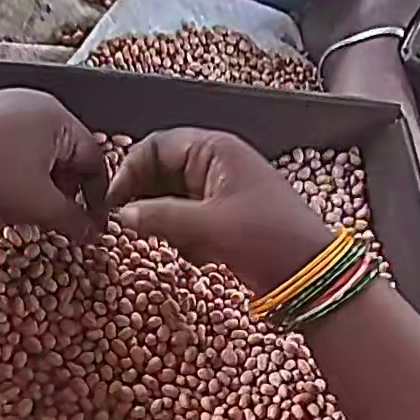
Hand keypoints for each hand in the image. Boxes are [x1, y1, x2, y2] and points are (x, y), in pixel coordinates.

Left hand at [0, 89, 107, 242]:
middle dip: (68, 190)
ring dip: (44, 183)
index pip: (94, 159)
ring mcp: (4, 105)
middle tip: (60, 219)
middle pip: (68, 153)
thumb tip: (92, 233)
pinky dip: (20, 170)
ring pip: (41, 151)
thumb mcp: (42, 206)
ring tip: (31, 208)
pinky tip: (7, 191)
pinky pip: (15, 144)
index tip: (93, 225)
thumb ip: (74, 221)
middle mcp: (34, 102)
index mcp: (58, 117)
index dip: (97, 197)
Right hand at [106, 129, 332, 295]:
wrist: (307, 272)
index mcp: (214, 150)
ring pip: (172, 202)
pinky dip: (185, 239)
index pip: (156, 147)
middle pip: (161, 173)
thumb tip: (120, 216)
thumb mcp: (208, 227)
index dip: (129, 172)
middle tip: (134, 229)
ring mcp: (219, 193)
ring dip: (168, 225)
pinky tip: (201, 254)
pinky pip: (187, 223)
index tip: (112, 204)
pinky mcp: (222, 220)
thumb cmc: (265, 237)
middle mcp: (215, 165)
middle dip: (148, 202)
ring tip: (183, 244)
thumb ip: (159, 218)